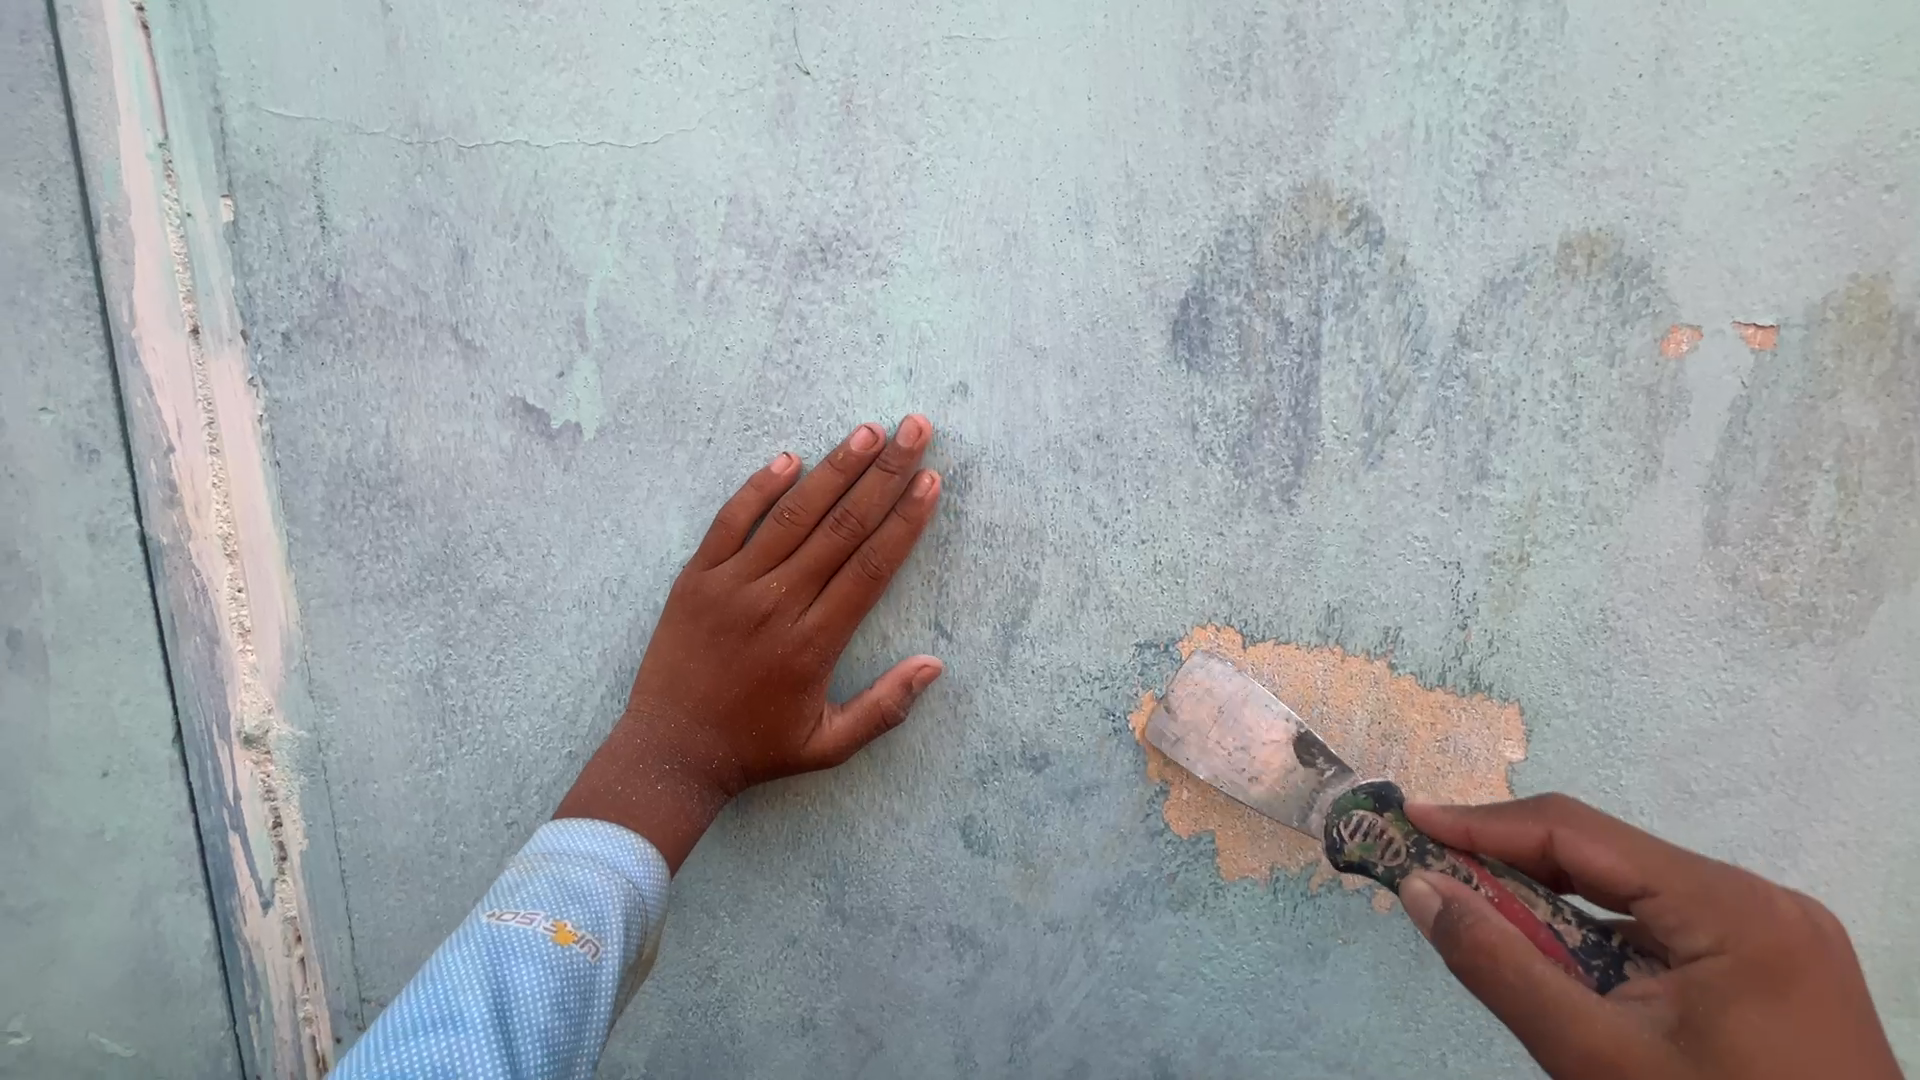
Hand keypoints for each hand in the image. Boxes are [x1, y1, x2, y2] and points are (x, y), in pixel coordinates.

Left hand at [554, 416, 944, 869]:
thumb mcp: (829, 746)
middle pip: (842, 528)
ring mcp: (731, 587)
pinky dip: (758, 488)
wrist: (668, 754)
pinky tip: (789, 457)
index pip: (872, 567)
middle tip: (915, 430)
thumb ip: (885, 707)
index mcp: (814, 644)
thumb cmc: (755, 749)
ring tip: (868, 431)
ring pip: (792, 516)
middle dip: (884, 474)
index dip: (905, 520)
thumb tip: (936, 664)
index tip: (931, 481)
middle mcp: (777, 605)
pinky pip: (729, 522)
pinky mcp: (695, 580)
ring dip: (834, 469)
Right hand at [1397, 795, 1903, 1079]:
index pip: (1573, 832)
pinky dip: (1588, 930)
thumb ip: (1498, 965)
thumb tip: (1415, 886)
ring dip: (1543, 898)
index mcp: (1730, 908)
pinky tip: (1551, 954)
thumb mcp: (1596, 1059)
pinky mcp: (1766, 962)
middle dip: (1505, 860)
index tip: (1409, 819)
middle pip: (1597, 853)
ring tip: (1476, 910)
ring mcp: (1769, 931)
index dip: (1480, 822)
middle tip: (1430, 867)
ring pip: (1620, 886)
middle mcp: (1755, 900)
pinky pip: (1651, 920)